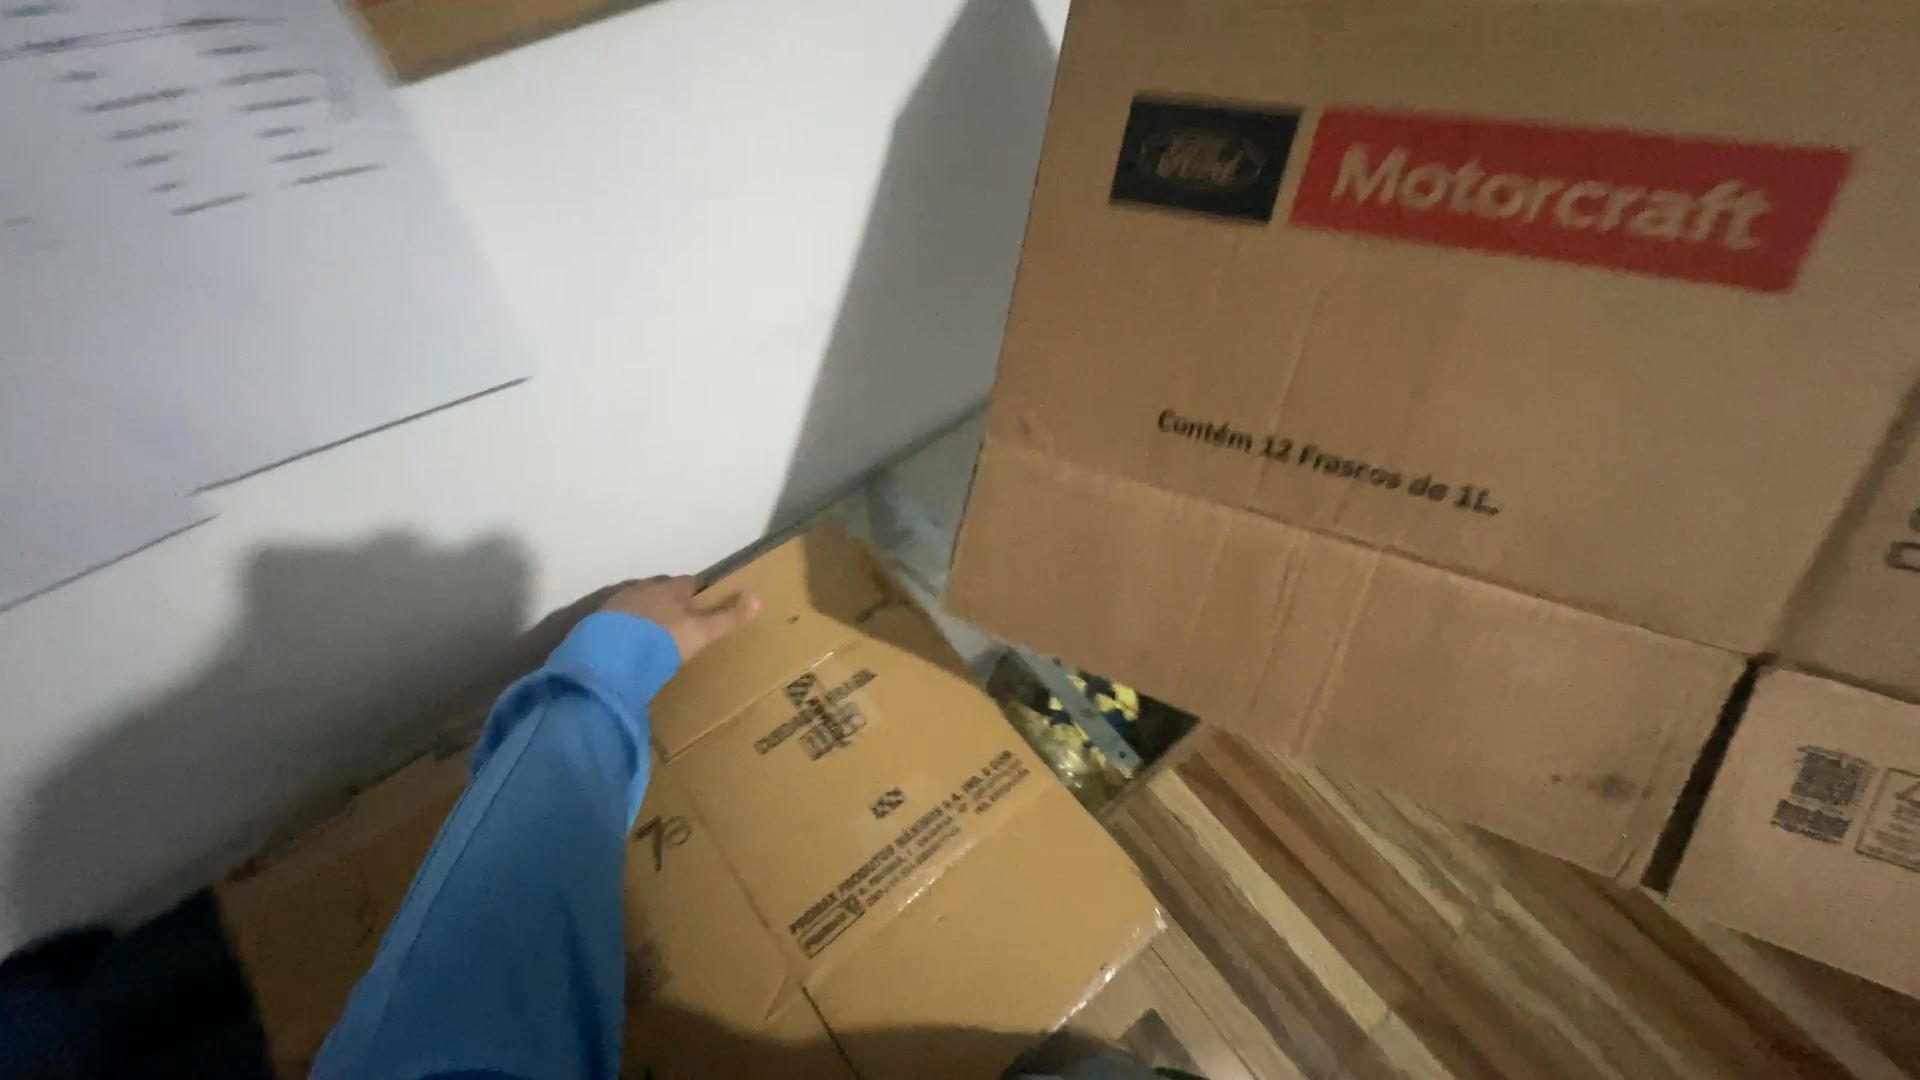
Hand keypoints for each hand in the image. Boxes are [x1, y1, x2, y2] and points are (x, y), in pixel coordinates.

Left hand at [602, 576, 759, 662]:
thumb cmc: (663, 641)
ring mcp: (618, 604)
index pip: (690, 582)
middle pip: (661, 589)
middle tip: (678, 621)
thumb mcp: (702, 632)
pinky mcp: (596, 622)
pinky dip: (624, 628)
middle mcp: (644, 589)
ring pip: (637, 602)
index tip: (704, 603)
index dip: (699, 592)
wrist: (609, 659)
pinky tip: (626, 644)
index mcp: (671, 589)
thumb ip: (728, 617)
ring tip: (651, 634)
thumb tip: (758, 597)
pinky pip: (616, 620)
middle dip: (670, 601)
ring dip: (645, 613)